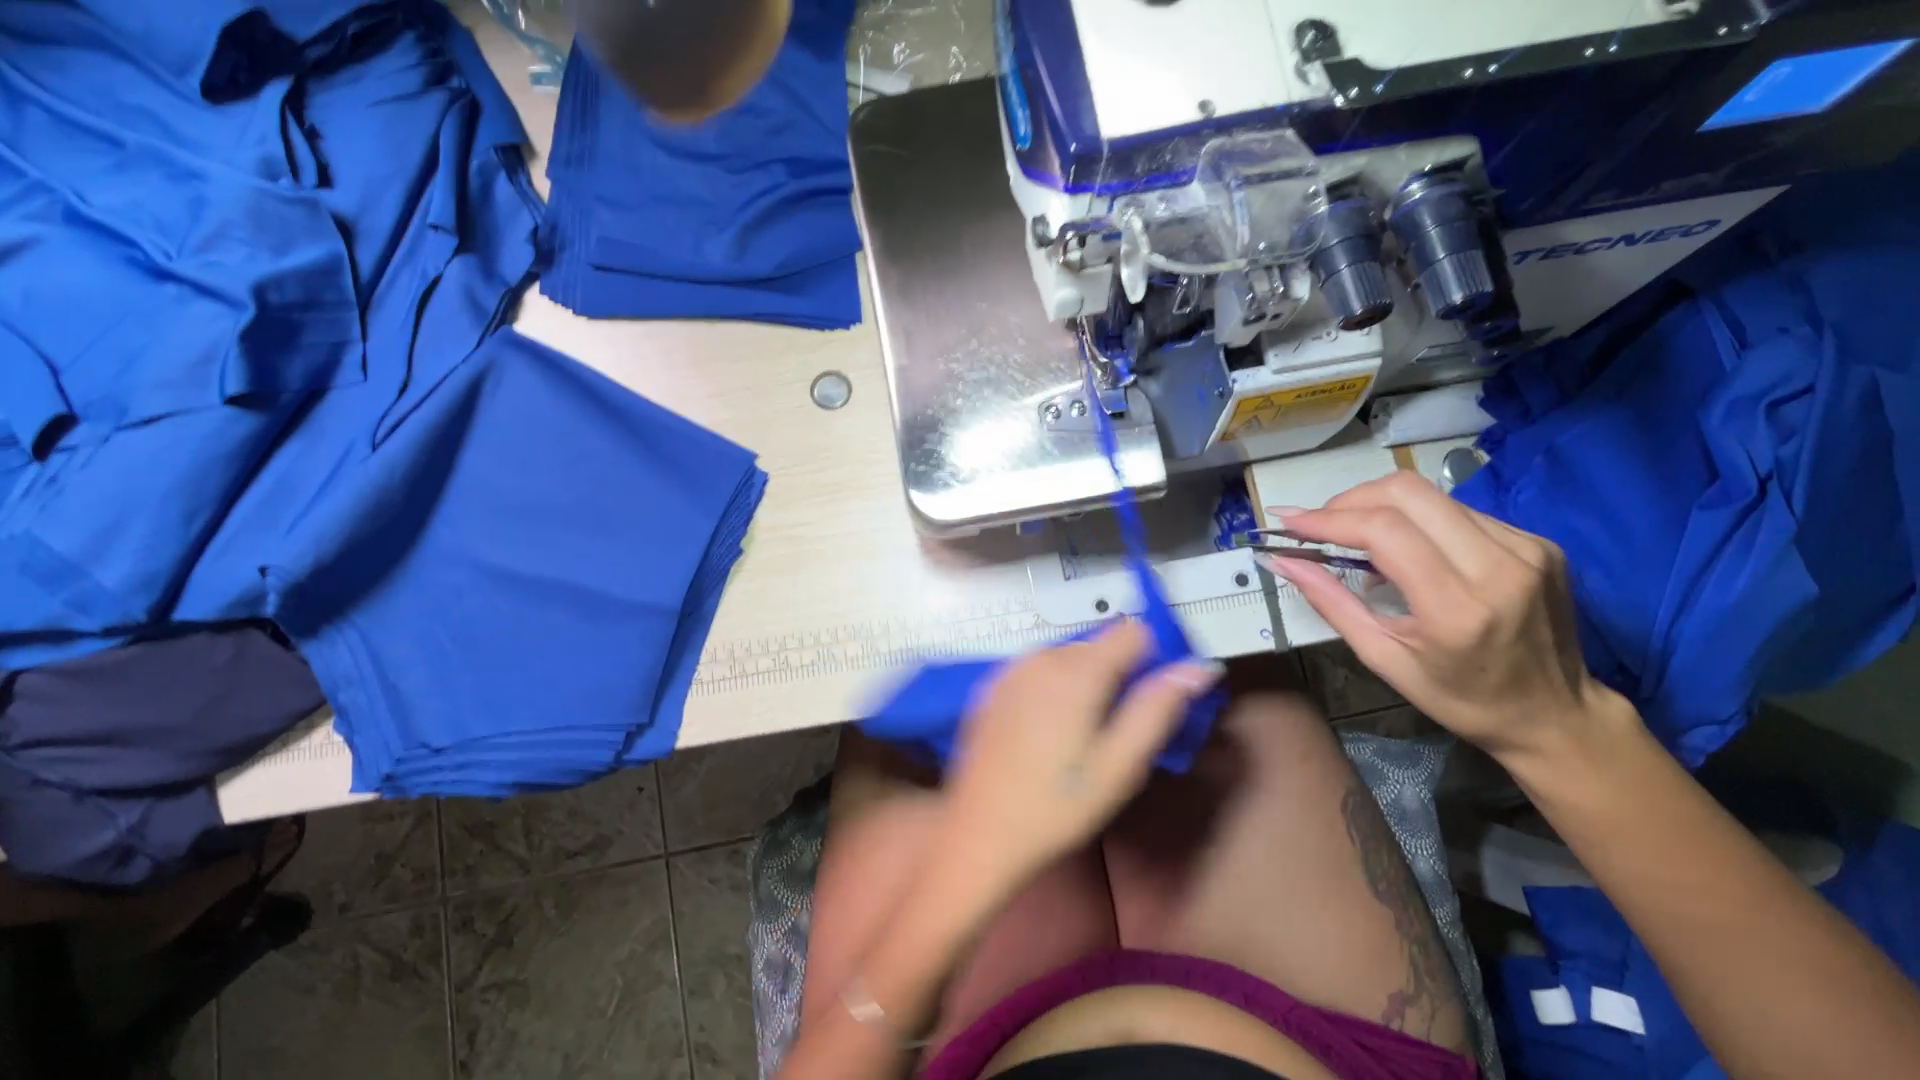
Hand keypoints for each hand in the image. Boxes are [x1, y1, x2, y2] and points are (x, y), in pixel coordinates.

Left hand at [939, 620, 1223, 892]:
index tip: (1152, 700)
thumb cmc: (1058, 806)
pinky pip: (1037, 671)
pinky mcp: (990, 689)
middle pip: (1098, 643)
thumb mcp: (1119, 766)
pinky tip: (1048, 736)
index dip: (1153, 658)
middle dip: (1117, 675)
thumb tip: (1199, 667)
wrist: (979, 836)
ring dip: (1085, 682)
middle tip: (1117, 733)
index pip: (1133, 631)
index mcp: (1076, 671)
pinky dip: (1052, 689)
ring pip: (1067, 657)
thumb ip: (1158, 709)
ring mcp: (1009, 670)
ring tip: (1081, 739)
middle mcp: (1040, 657)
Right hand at [1259, 472, 1630, 765]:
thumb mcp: (1385, 660)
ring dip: (1385, 507)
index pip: (1385, 532)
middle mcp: (1498, 566)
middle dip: (1352, 500)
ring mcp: (1526, 548)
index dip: (1330, 519)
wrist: (1557, 715)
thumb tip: (1281, 560)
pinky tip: (1411, 549)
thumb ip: (1332, 603)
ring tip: (1359, 537)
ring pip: (1435, 497)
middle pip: (1409, 493)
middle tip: (1321, 523)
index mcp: (1457, 608)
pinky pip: (1463, 513)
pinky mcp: (1540, 542)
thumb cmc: (1461, 699)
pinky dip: (1423, 522)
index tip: (1289, 521)